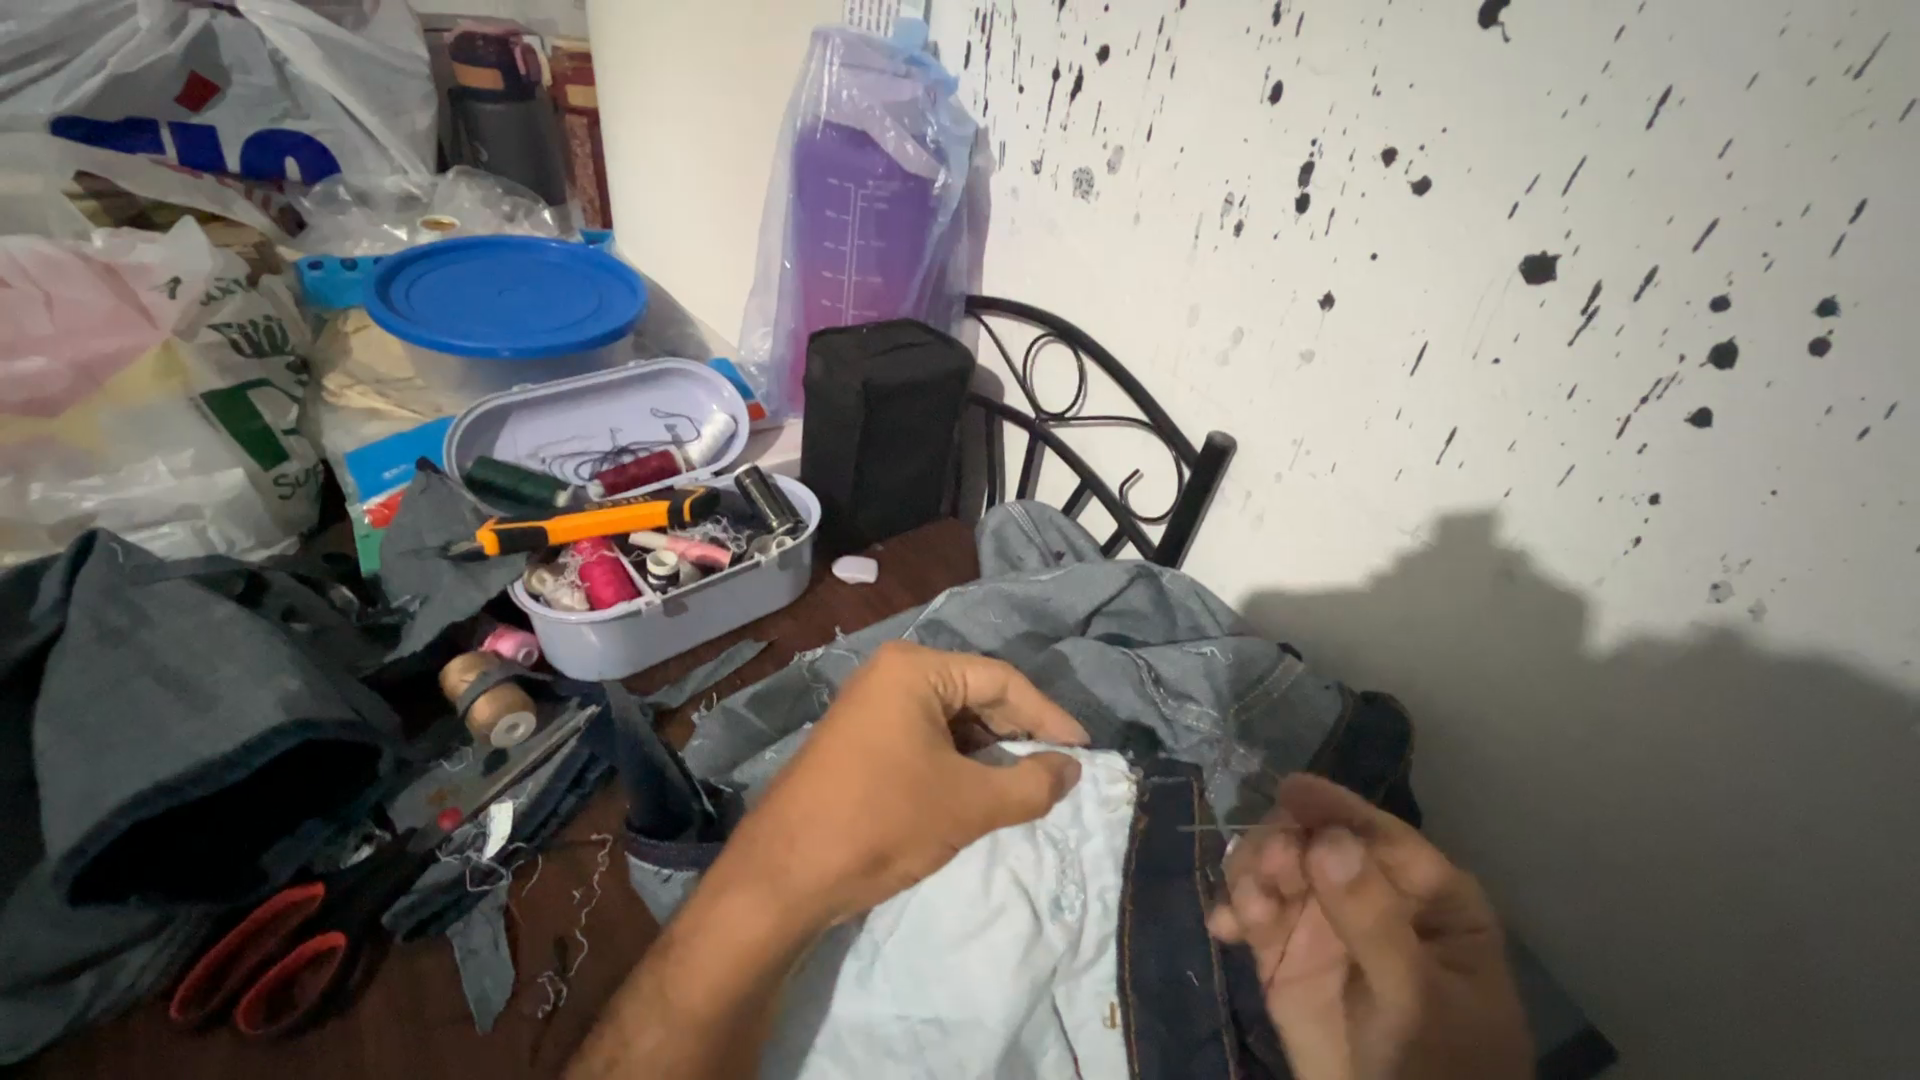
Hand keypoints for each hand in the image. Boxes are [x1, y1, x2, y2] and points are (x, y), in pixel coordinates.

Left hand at [718, 642, 1089, 928]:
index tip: (1084, 751)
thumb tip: (1072, 769)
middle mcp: (891, 674)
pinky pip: (925, 737)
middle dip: (1018, 733)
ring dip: (990, 751)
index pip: (1002, 681)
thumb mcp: (968, 804)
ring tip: (1025, 784)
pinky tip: (980, 789)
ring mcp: (872, 705)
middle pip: (976, 694)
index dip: (1048, 716)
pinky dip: (958, 761)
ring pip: (951, 719)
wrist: (784, 876)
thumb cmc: (882, 822)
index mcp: (915, 669)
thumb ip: (1031, 783)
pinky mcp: (862, 738)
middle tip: (1058, 770)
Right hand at [1207, 774, 1531, 1079]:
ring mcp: (1323, 919)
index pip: (1380, 835)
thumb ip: (1374, 921)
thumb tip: (1330, 839)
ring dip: (1251, 874)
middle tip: (1266, 871)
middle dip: (1284, 845)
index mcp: (1428, 897)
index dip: (1335, 809)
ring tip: (1245, 912)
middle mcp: (1371, 894)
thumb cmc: (1439, 1070)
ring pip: (1276, 865)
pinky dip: (1233, 909)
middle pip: (1316, 840)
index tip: (1290, 792)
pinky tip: (1225, 929)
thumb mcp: (1418, 1000)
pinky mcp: (1282, 948)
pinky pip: (1250, 908)